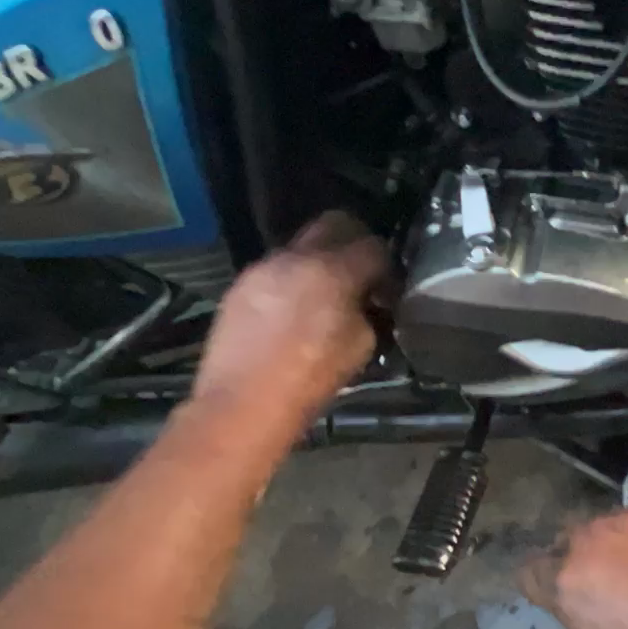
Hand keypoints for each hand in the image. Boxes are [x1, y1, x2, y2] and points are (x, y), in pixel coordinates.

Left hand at [192, 212, 387, 432]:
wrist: (242, 405)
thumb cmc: (310, 380)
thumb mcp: (362, 346)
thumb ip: (370, 311)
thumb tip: (370, 301)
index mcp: (334, 271)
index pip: (374, 247)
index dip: (387, 267)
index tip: (387, 289)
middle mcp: (297, 258)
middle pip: (336, 223)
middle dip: (354, 242)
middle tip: (361, 273)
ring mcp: (263, 267)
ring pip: (302, 246)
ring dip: (320, 262)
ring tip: (323, 297)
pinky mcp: (240, 284)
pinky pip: (277, 269)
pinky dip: (293, 280)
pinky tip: (292, 312)